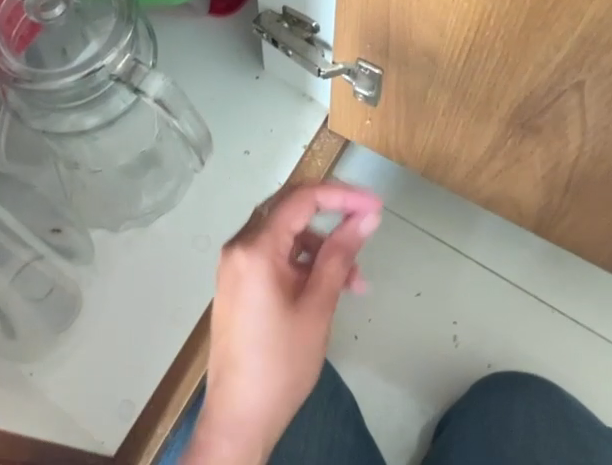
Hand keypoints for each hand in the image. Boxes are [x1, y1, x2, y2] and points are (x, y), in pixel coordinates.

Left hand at [183, 182, 383, 464]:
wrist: (239, 416)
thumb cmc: (281, 364)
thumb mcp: (317, 307)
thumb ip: (340, 256)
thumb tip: (366, 218)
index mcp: (255, 248)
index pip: (301, 199)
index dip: (341, 195)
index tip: (375, 205)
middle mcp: (239, 246)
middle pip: (289, 210)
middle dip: (332, 215)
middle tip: (368, 224)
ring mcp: (235, 264)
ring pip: (284, 235)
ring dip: (321, 247)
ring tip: (355, 281)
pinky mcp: (238, 282)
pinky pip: (273, 255)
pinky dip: (303, 263)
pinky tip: (329, 287)